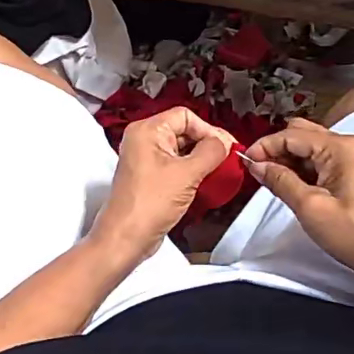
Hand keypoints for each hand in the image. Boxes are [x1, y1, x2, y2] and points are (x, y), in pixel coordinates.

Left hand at [90, 108, 236, 258]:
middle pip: (184, 131)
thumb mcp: (187, 174)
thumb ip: (210, 152)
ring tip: (218, 172)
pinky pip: (175, 165)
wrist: (127, 237)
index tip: (226, 146)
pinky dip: (191, 171)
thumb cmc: (148, 205)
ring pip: (181, 149)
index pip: (185, 116)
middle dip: (206, 144)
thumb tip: (224, 142)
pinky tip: (205, 182)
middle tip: (226, 159)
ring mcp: (145, 159)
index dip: (208, 130)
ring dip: (201, 159)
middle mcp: (143, 140)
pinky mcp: (150, 176)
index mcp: (147, 131)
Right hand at [244, 118, 353, 276]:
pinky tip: (289, 183)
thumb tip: (256, 165)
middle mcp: (349, 146)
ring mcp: (352, 158)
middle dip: (276, 149)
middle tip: (257, 170)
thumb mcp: (309, 207)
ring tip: (270, 179)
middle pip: (301, 134)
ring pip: (309, 147)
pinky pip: (319, 160)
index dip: (265, 146)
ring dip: (287, 159)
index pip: (292, 134)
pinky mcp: (352, 172)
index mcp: (341, 148)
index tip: (245, 161)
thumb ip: (280, 180)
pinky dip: (301, 168)